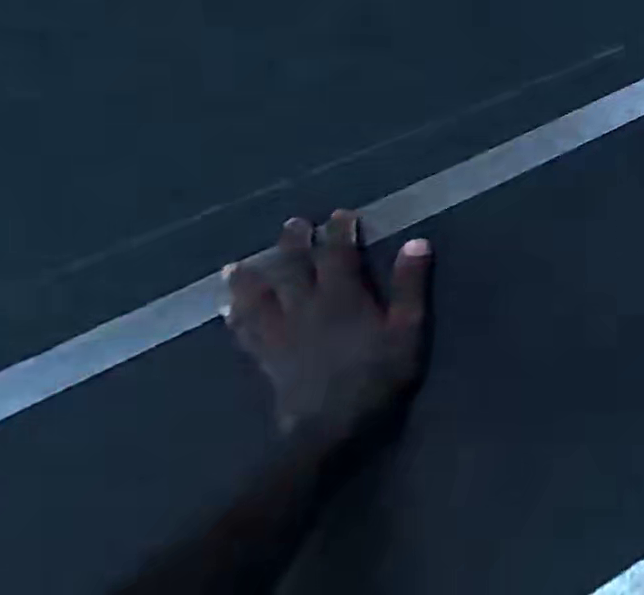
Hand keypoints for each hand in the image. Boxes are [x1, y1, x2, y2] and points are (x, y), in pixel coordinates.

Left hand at [224, 211, 431, 446]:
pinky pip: (244, 331)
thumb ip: (411, 285)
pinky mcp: (266, 358)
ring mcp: (280, 334)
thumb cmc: (379, 374)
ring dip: (249, 278)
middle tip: (293, 224)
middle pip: (293, 269)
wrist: (331, 428)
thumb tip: (417, 241)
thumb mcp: (408, 327)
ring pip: (258, 298)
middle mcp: (305, 308)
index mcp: (342, 297)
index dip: (339, 232)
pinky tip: (226, 312)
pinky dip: (234, 317)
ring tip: (238, 264)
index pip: (337, 255)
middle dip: (293, 244)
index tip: (341, 214)